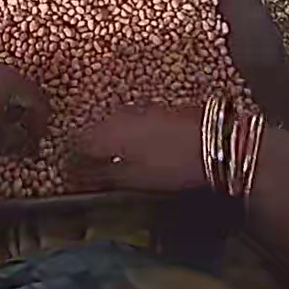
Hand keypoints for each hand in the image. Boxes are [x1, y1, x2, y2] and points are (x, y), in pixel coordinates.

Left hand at [0, 62, 49, 155]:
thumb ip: (17, 139)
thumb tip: (28, 143)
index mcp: (11, 80)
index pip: (36, 99)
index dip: (41, 120)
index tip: (40, 137)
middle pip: (20, 89)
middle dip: (25, 111)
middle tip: (27, 130)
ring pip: (1, 85)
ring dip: (7, 104)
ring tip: (5, 125)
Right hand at [70, 106, 207, 192]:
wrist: (216, 140)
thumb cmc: (172, 164)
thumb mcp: (134, 178)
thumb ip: (102, 176)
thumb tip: (75, 177)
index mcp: (107, 132)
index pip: (78, 143)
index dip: (73, 160)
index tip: (72, 175)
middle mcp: (118, 116)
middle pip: (94, 131)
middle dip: (89, 148)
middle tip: (89, 168)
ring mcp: (138, 110)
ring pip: (112, 124)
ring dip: (107, 140)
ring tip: (112, 160)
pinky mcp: (156, 110)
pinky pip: (129, 121)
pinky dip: (125, 135)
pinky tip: (135, 148)